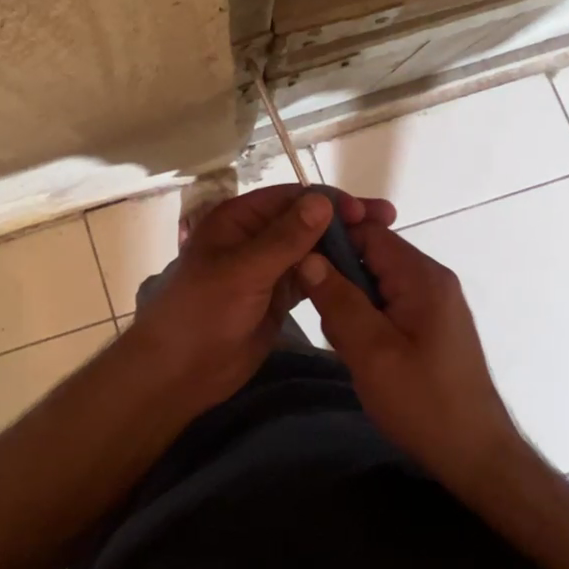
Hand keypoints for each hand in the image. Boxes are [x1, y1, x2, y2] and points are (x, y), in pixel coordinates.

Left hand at [125, 185, 386, 408]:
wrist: (180, 370)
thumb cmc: (202, 312)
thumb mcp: (243, 271)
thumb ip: (285, 239)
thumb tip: (323, 201)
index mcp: (238, 219)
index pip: (291, 198)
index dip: (329, 200)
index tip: (368, 211)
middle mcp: (253, 237)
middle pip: (304, 221)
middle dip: (343, 220)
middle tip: (389, 222)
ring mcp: (265, 269)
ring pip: (310, 249)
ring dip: (342, 246)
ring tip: (383, 248)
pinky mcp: (275, 298)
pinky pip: (309, 278)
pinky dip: (333, 274)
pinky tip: (362, 275)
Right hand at [296, 216, 524, 488]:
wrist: (477, 458)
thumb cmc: (424, 403)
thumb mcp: (371, 351)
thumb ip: (337, 300)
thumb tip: (307, 256)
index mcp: (422, 276)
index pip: (367, 232)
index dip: (331, 242)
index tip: (300, 266)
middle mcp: (431, 280)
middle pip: (369, 257)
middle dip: (340, 284)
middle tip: (331, 324)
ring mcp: (433, 303)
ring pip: (374, 284)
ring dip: (352, 309)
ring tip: (350, 348)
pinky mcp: (430, 325)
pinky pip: (387, 306)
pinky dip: (367, 324)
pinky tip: (363, 356)